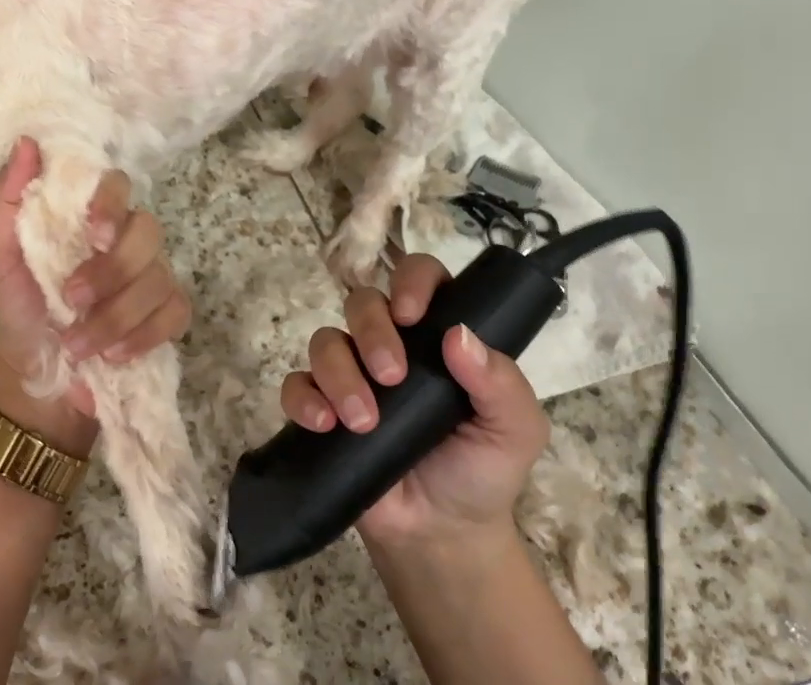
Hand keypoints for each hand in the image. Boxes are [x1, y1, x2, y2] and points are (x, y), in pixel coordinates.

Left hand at [0, 138, 190, 417]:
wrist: (34, 373)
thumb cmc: (18, 308)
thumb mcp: (0, 257)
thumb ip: (6, 200)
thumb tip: (26, 142)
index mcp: (87, 219)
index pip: (118, 185)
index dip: (112, 202)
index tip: (93, 233)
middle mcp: (126, 241)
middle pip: (147, 231)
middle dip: (112, 271)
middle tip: (73, 300)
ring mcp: (151, 278)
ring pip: (159, 279)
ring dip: (116, 316)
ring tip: (79, 346)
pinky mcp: (167, 316)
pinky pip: (175, 313)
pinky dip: (144, 336)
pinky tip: (114, 356)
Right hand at [279, 254, 550, 545]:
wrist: (440, 533)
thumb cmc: (481, 471)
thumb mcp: (514, 431)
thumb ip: (501, 384)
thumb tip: (458, 335)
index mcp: (436, 336)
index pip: (419, 278)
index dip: (411, 280)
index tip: (410, 312)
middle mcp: (388, 344)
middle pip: (362, 302)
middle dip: (371, 332)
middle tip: (391, 376)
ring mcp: (349, 373)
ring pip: (325, 340)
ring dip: (338, 373)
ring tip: (362, 420)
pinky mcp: (318, 406)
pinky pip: (295, 383)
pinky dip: (303, 398)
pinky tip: (323, 423)